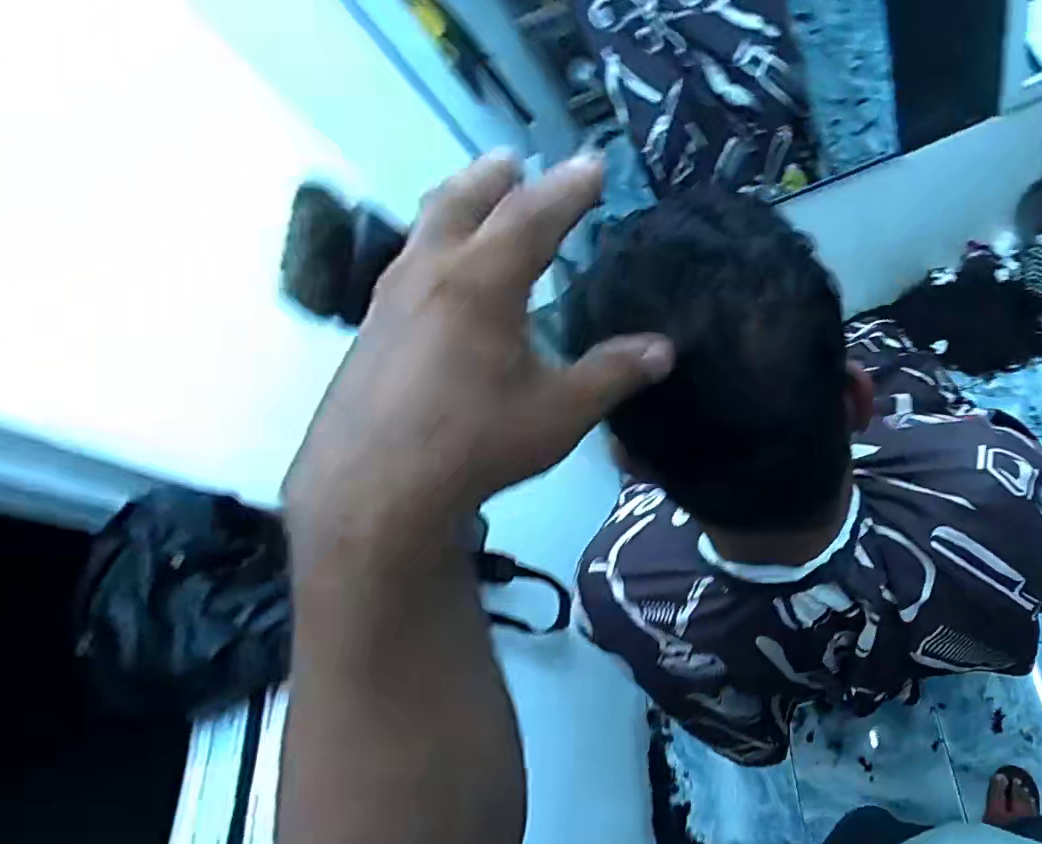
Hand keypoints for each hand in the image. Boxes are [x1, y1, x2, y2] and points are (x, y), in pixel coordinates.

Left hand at [283, 150, 672, 546]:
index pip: (532, 218)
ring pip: (426, 228)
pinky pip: (411, 261)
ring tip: (479, 200)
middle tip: (518, 161)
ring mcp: (393, 298)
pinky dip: (438, 244)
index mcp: (482, 283)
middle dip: (496, 179)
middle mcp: (431, 274)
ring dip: (459, 204)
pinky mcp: (376, 327)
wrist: (378, 483)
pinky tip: (446, 274)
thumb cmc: (480, 439)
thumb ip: (614, 373)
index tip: (593, 165)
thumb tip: (664, 349)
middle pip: (462, 203)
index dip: (568, 190)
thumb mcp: (563, 410)